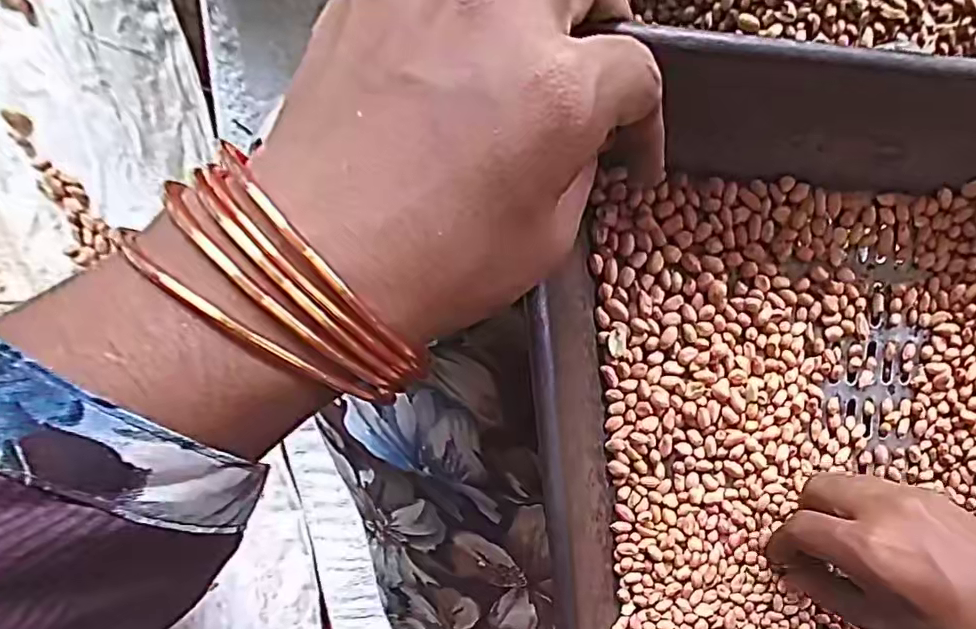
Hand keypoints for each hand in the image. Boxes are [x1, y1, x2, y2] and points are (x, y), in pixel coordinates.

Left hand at [253, 0, 663, 342]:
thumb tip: (586, 139)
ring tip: (532, 57)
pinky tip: (470, 59)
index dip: (647, 118)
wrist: (328, 251)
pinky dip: (473, 18)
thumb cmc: (439, 258)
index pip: (637, 68)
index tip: (632, 149)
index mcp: (558, 89)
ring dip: (542, 13)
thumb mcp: (547, 236)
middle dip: (606, 25)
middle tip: (597, 72)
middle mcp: (500, 14)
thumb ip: (580, 169)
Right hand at [765, 474, 975, 628]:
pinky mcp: (927, 490)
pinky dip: (859, 503)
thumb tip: (793, 575)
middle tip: (808, 546)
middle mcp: (880, 507)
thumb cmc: (947, 625)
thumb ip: (826, 590)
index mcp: (864, 546)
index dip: (780, 543)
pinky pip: (875, 485)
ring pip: (845, 481)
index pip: (799, 526)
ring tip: (841, 540)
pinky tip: (874, 534)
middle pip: (815, 487)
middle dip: (802, 514)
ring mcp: (906, 492)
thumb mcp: (876, 620)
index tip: (779, 557)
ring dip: (830, 505)